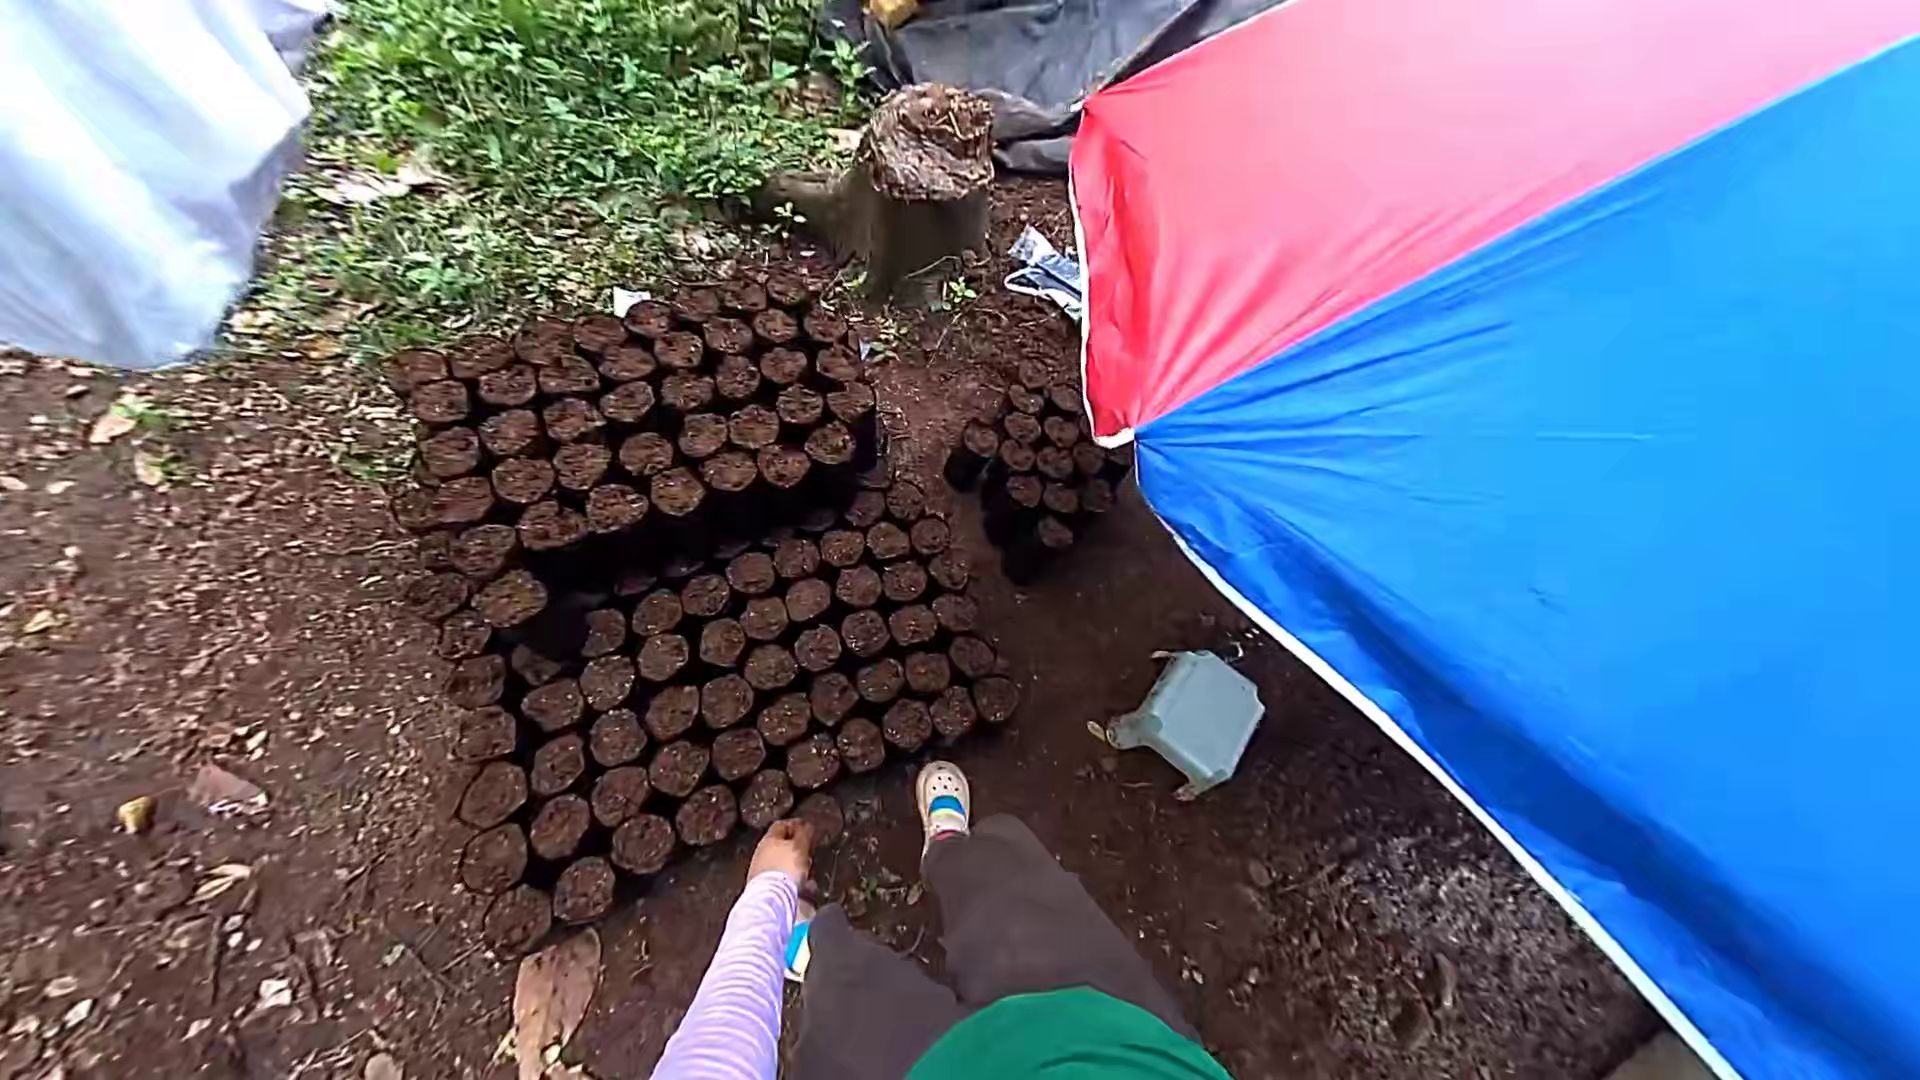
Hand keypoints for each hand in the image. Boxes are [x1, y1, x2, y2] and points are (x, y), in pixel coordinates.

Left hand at [746, 818, 814, 886]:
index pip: (782, 825)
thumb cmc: (785, 869)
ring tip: (806, 871)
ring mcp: (759, 871)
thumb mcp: (801, 845)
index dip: (796, 825)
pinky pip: (778, 878)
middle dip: (795, 847)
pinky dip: (788, 878)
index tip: (806, 829)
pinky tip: (798, 884)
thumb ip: (805, 833)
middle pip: (780, 844)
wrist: (770, 899)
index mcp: (768, 839)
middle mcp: (760, 853)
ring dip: (793, 864)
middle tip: (808, 851)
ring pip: (780, 862)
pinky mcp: (762, 887)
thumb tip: (807, 826)